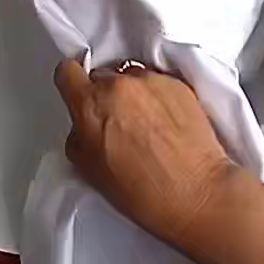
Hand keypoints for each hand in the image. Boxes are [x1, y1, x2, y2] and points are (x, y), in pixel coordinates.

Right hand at [54, 59, 240, 248]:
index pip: (68, 72)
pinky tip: (165, 123)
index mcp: (91, 104)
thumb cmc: (145, 190)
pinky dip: (159, 95)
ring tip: (146, 124)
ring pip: (132, 76)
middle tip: (117, 123)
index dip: (72, 84)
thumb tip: (84, 126)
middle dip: (106, 95)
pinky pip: (159, 81)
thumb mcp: (90, 170)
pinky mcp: (179, 84)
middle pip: (103, 75)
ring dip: (134, 93)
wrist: (196, 192)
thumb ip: (79, 135)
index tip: (79, 92)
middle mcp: (121, 85)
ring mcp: (152, 81)